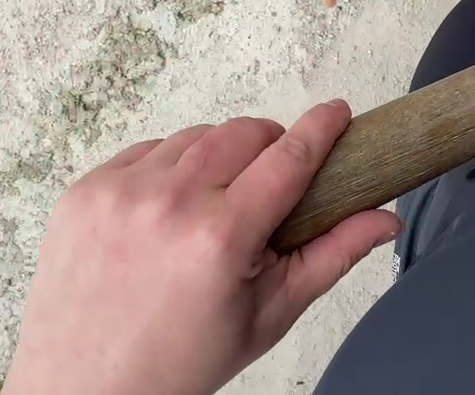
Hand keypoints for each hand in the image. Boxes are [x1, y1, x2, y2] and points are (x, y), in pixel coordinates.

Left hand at [3, 101, 399, 394]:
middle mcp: (170, 202)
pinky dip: (169, 168)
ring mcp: (120, 192)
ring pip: (198, 135)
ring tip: (212, 202)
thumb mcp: (269, 316)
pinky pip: (149, 149)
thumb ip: (333, 256)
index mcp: (221, 236)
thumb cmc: (182, 363)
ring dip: (218, 156)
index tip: (339, 110)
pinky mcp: (86, 190)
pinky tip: (167, 209)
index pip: (290, 155)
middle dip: (268, 148)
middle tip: (267, 185)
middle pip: (246, 133)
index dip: (322, 126)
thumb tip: (388, 219)